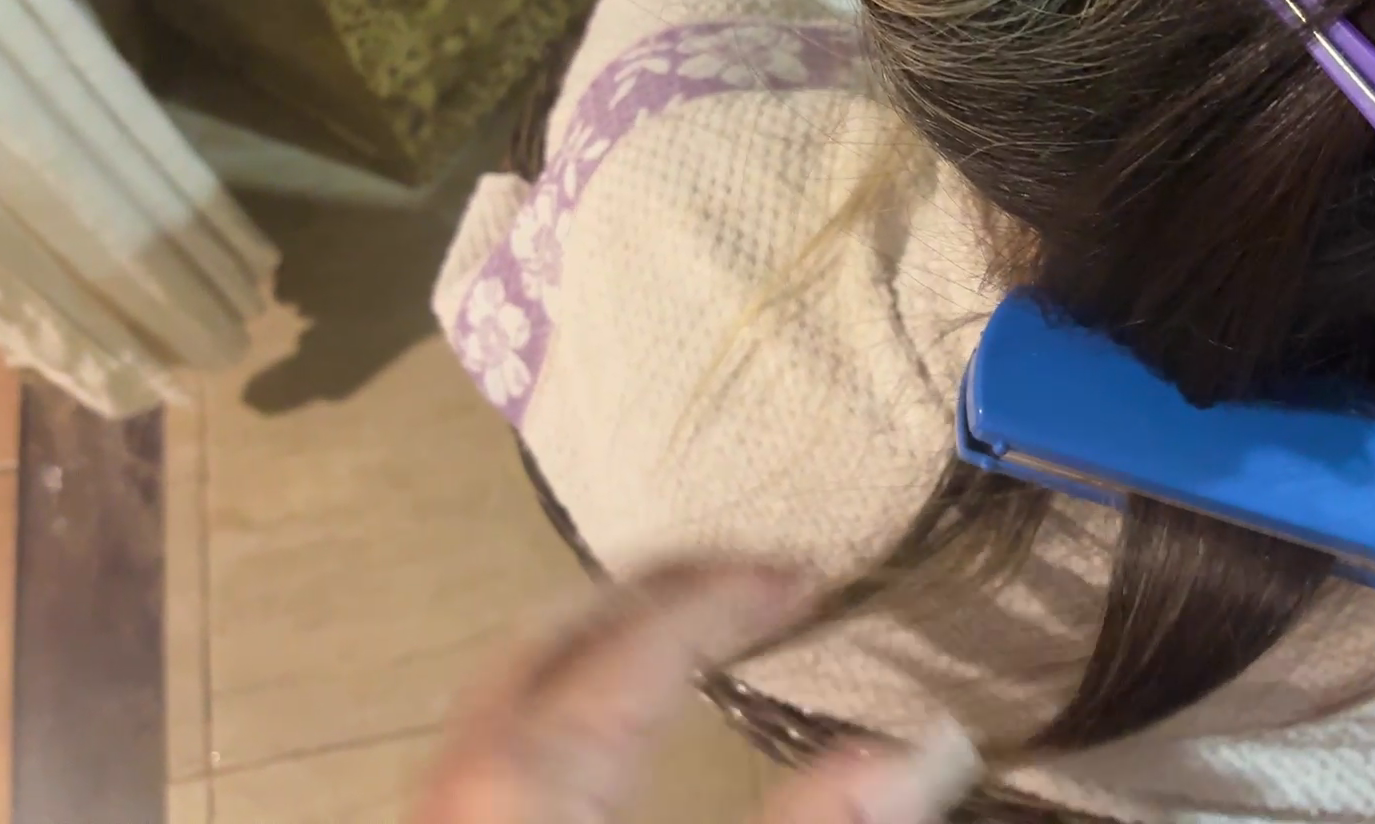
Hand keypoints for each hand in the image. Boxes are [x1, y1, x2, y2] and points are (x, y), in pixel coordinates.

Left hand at [408, 560, 980, 823]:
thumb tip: (930, 745)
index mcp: (533, 793)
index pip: (643, 646)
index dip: (731, 593)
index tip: (808, 576)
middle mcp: (470, 785)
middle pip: (565, 629)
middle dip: (671, 581)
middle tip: (759, 575)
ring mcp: (443, 811)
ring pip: (525, 664)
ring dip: (625, 617)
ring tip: (710, 608)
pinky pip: (511, 713)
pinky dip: (586, 668)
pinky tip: (635, 690)